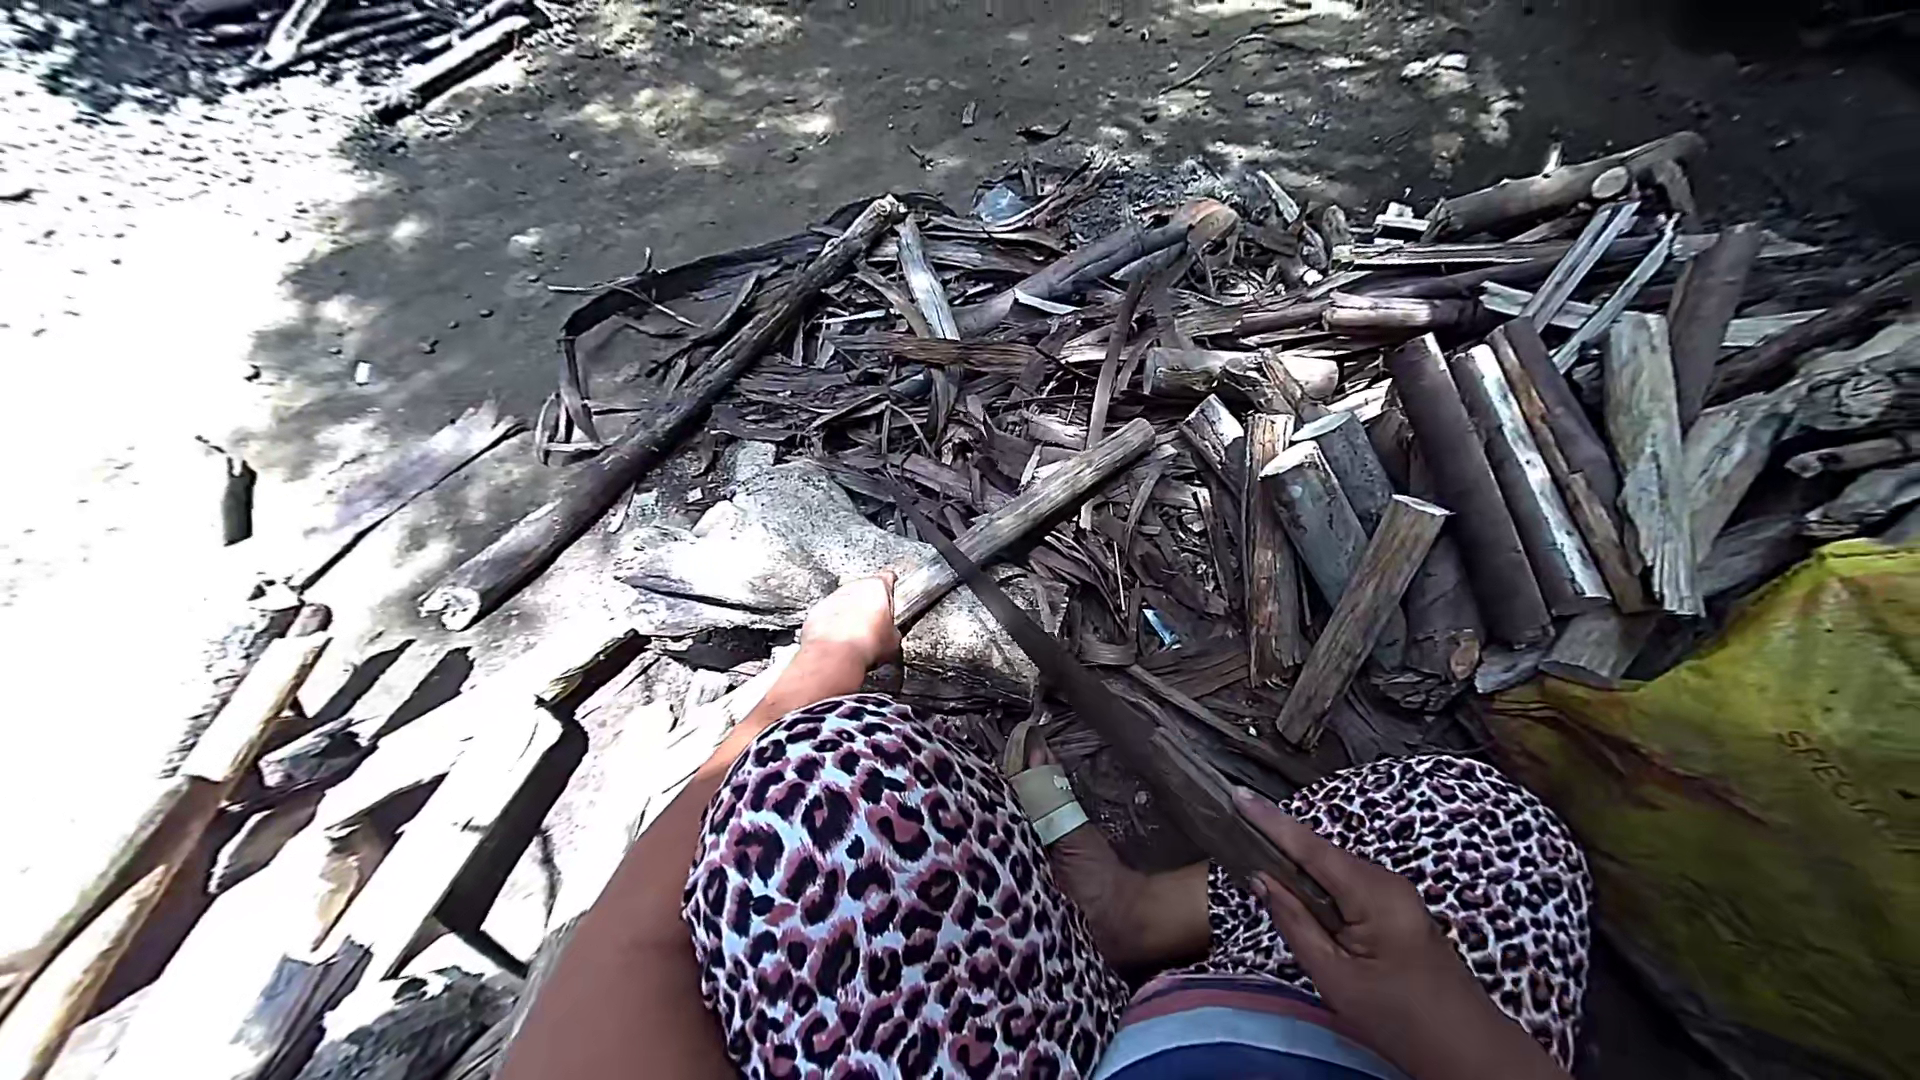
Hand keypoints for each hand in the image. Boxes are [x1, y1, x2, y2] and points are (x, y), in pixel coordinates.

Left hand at [797, 571, 900, 672]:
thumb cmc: (866, 644)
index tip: (890, 597)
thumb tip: (890, 635)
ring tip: (853, 635)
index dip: (890, 588)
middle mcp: (854, 586)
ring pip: (844, 600)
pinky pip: (828, 614)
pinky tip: (838, 640)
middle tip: (872, 624)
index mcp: (877, 587)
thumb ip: (892, 629)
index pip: (888, 578)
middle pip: (864, 589)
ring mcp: (833, 597)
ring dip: (848, 612)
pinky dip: (832, 623)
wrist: (834, 656)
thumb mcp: (892, 641)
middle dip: (868, 603)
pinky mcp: (816, 610)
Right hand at [1233, 789, 1568, 1079]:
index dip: (1269, 819)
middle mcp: (1384, 879)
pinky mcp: (1394, 904)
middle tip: (1233, 826)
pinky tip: (1293, 886)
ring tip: (1253, 854)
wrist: (1476, 1058)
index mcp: (1372, 893)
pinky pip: (1343, 879)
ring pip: (1329, 865)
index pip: (1309, 845)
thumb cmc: (1403, 1021)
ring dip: (1294, 861)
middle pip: (1318, 850)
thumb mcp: (1335, 978)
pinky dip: (1314, 878)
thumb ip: (1293, 922)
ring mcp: (1392, 890)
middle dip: (1277, 839)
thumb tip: (1260, 878)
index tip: (1237, 794)